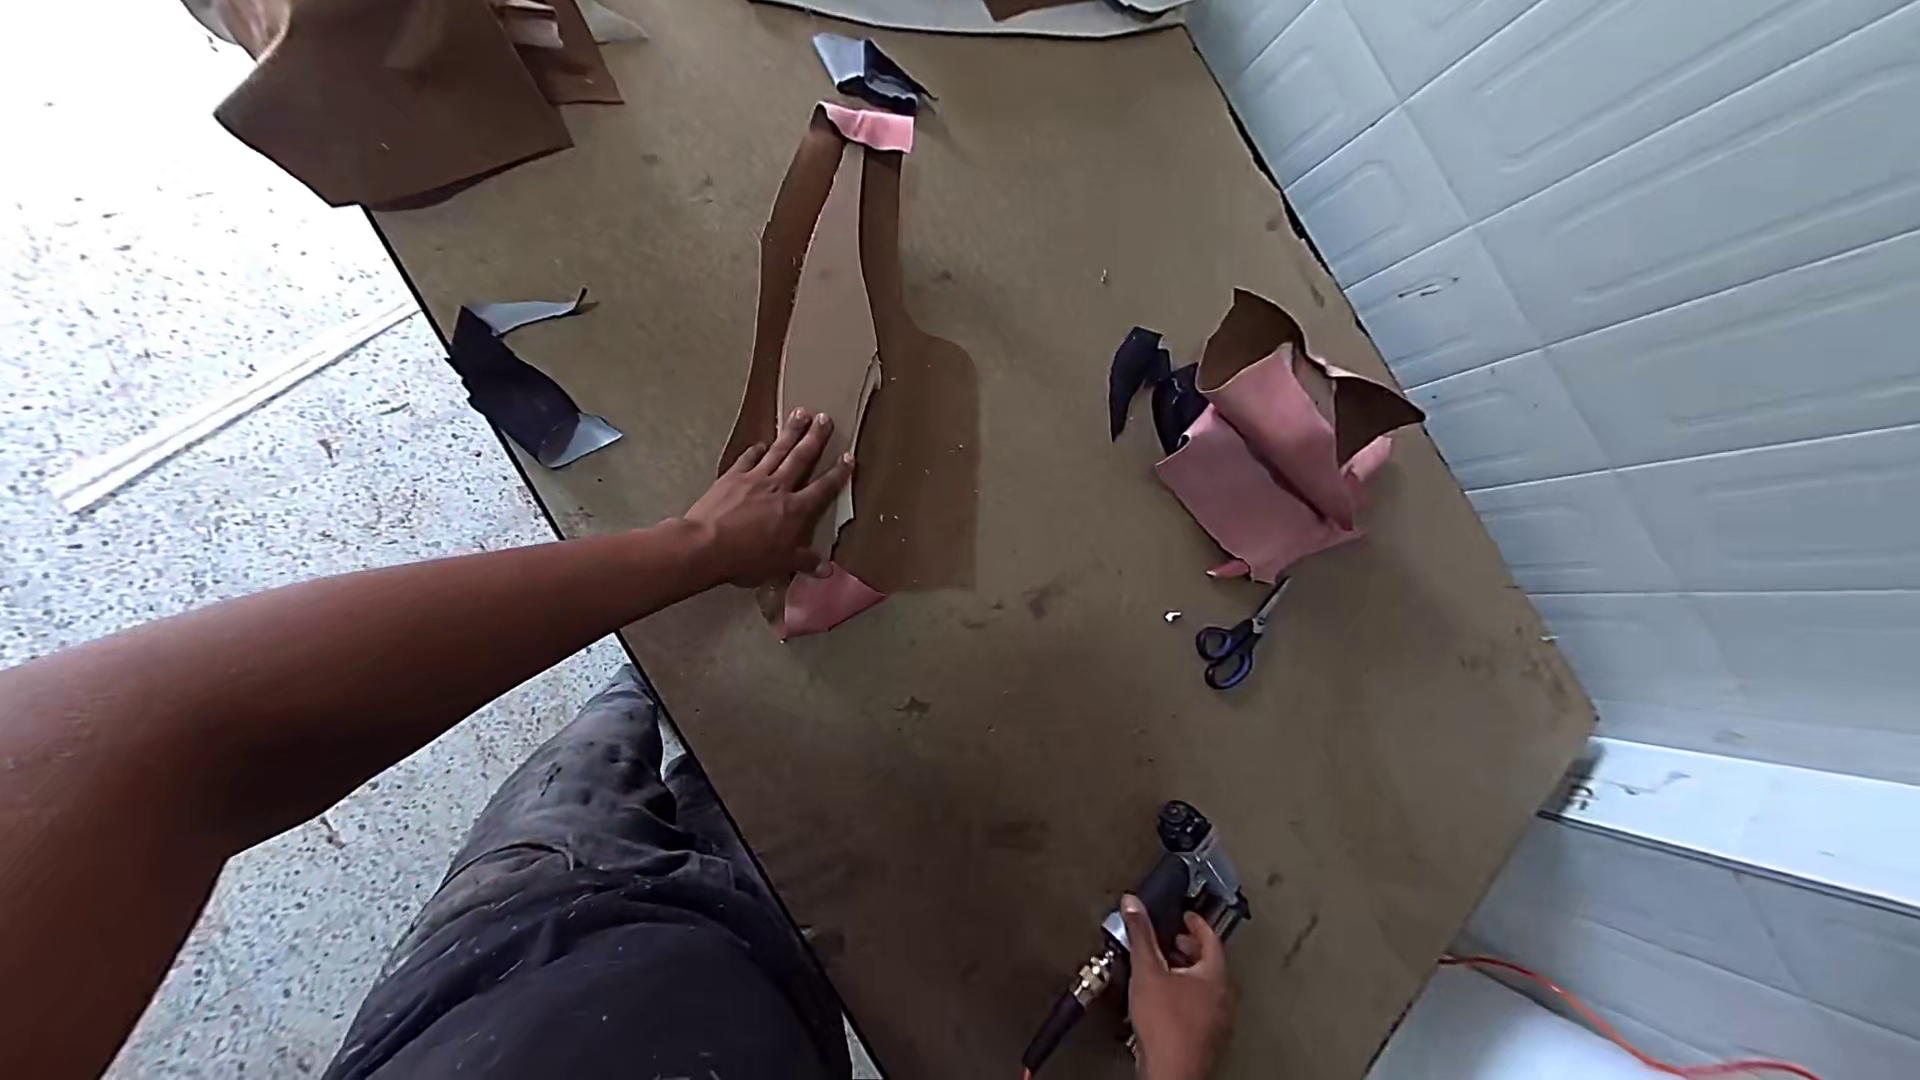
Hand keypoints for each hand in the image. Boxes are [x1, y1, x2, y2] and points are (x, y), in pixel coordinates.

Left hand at [684, 408, 851, 586]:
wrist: (705, 546)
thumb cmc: (747, 558)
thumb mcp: (781, 564)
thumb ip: (805, 562)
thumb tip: (827, 570)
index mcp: (795, 510)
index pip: (823, 488)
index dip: (838, 473)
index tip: (849, 457)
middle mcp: (779, 488)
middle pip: (801, 458)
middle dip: (815, 438)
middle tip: (825, 418)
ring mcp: (754, 479)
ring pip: (777, 450)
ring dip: (791, 432)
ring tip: (801, 412)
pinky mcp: (731, 477)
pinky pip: (747, 459)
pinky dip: (756, 450)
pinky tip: (761, 443)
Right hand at [1122, 895, 1232, 1079]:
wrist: (1169, 1074)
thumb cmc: (1164, 1025)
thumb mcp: (1147, 969)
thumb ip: (1140, 933)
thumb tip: (1133, 905)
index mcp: (1215, 978)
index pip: (1211, 939)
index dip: (1197, 923)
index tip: (1186, 916)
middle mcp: (1223, 999)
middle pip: (1210, 962)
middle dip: (1189, 946)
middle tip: (1172, 938)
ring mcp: (1217, 1021)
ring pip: (1206, 985)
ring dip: (1186, 969)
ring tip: (1164, 965)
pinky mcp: (1207, 1038)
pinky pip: (1201, 1004)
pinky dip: (1186, 990)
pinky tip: (1165, 995)